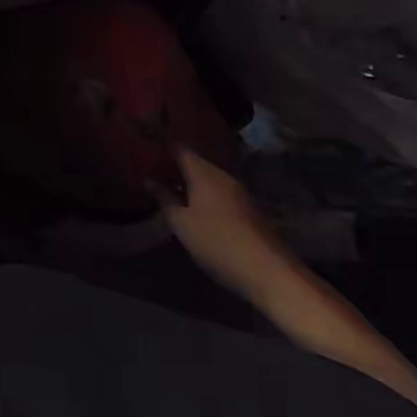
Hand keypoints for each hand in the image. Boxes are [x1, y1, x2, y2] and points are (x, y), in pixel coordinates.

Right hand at [159, 147, 282, 294]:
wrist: (269, 271)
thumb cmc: (217, 242)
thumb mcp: (182, 224)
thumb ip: (164, 199)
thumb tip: (149, 180)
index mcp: (202, 172)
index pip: (179, 147)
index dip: (162, 145)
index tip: (147, 148)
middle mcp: (221, 175)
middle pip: (195, 162)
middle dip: (175, 166)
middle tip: (154, 174)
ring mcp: (238, 191)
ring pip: (208, 178)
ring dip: (190, 183)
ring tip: (171, 192)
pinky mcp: (248, 208)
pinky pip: (220, 192)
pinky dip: (205, 195)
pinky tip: (196, 210)